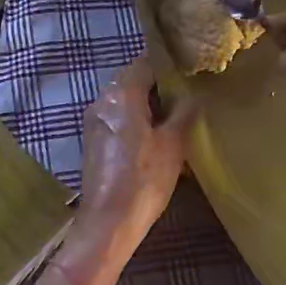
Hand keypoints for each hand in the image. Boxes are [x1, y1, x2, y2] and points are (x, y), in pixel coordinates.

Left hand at [77, 57, 195, 245]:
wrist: (108, 222)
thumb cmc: (144, 180)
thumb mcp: (173, 144)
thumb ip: (184, 111)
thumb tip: (193, 92)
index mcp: (120, 94)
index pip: (145, 62)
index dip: (168, 63)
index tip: (191, 68)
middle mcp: (101, 100)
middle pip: (132, 79)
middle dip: (158, 83)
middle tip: (188, 92)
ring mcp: (93, 121)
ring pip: (123, 99)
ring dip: (146, 102)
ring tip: (175, 113)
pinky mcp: (93, 141)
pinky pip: (116, 117)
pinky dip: (134, 118)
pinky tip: (154, 133)